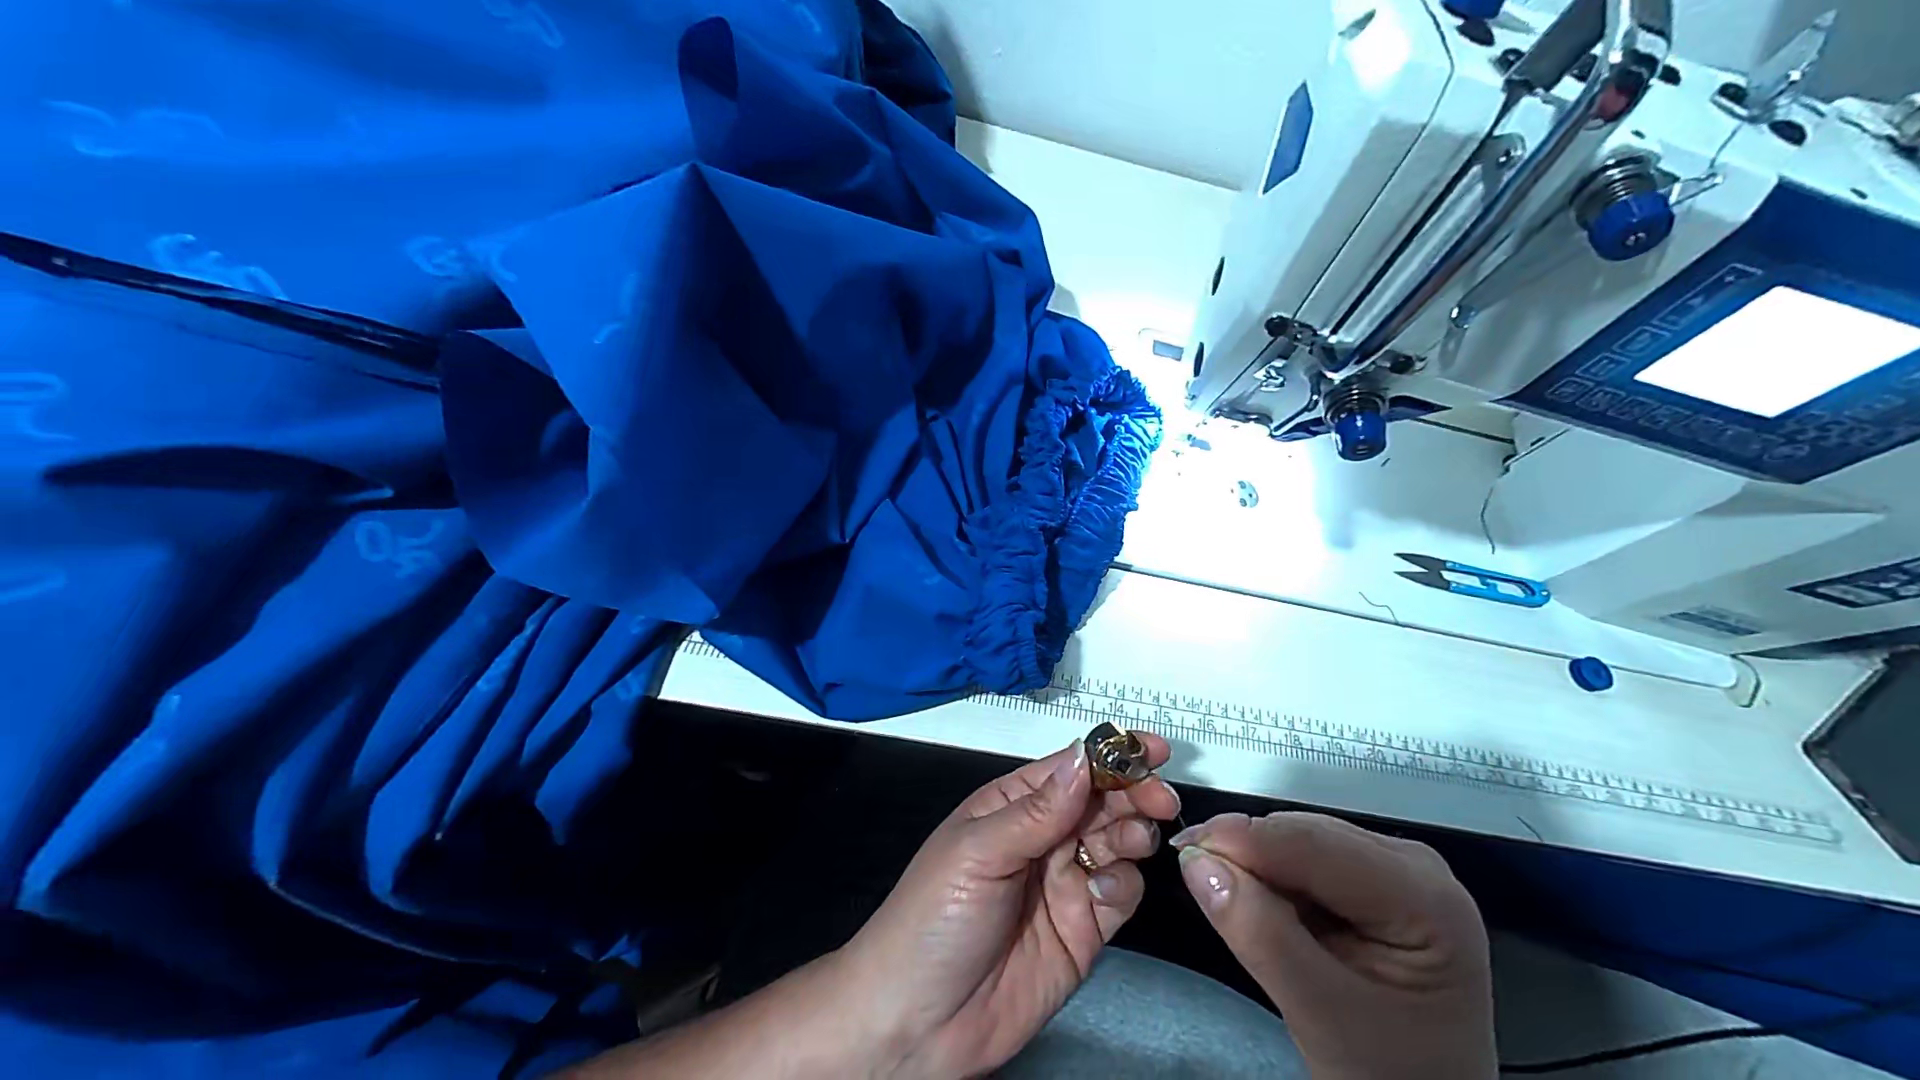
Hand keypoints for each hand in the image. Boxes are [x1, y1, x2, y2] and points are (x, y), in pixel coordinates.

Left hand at [839, 735, 1181, 1077]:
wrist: (920, 1022)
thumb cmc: (931, 919)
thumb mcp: (978, 852)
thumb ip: (1037, 810)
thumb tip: (1082, 757)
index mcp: (1011, 806)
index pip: (1069, 770)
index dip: (1110, 755)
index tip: (1151, 748)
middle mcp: (1041, 838)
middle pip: (1101, 802)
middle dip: (1134, 793)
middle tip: (1159, 798)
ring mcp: (1064, 882)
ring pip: (1117, 842)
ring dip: (1132, 834)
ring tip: (1132, 840)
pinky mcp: (1083, 928)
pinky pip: (1120, 893)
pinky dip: (1124, 885)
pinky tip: (1104, 892)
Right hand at [1173, 812, 1495, 1079]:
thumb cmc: (1387, 1069)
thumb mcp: (1320, 1012)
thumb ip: (1260, 935)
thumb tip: (1198, 863)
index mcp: (1423, 898)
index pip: (1313, 845)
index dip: (1242, 839)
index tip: (1183, 851)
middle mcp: (1414, 865)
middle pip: (1303, 835)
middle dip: (1244, 853)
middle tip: (1196, 879)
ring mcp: (1395, 865)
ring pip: (1296, 839)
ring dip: (1253, 863)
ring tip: (1226, 897)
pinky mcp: (1372, 874)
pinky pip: (1302, 855)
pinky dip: (1269, 874)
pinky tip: (1260, 904)